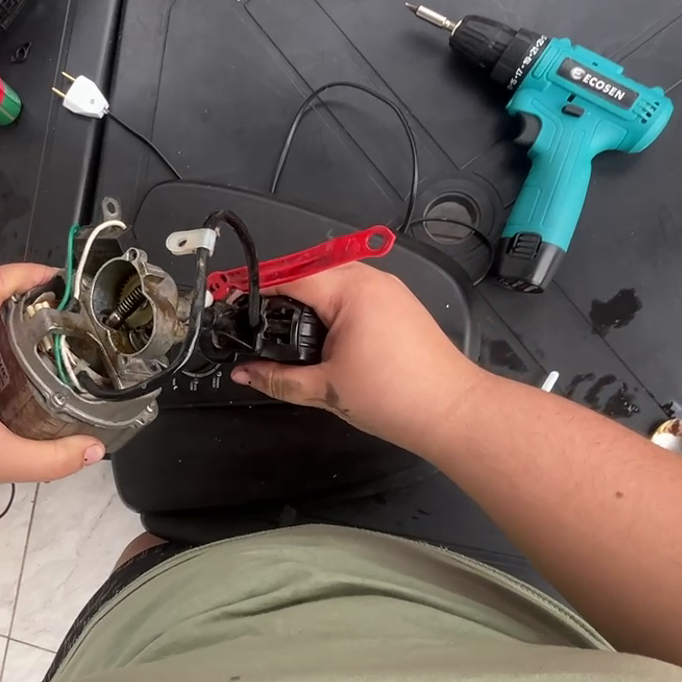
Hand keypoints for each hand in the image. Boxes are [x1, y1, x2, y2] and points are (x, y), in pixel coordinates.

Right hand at [230, 263, 483, 452]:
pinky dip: (329, 306)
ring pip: (332, 279)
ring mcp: (388, 290)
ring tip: (279, 328)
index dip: (255, 287)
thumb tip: (241, 374)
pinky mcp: (397, 305)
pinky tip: (316, 334)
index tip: (229, 301)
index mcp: (350, 290)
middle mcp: (370, 279)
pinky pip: (352, 292)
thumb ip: (277, 378)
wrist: (452, 411)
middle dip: (279, 291)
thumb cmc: (391, 397)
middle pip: (310, 270)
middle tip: (251, 319)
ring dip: (305, 298)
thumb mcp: (324, 389)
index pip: (290, 275)